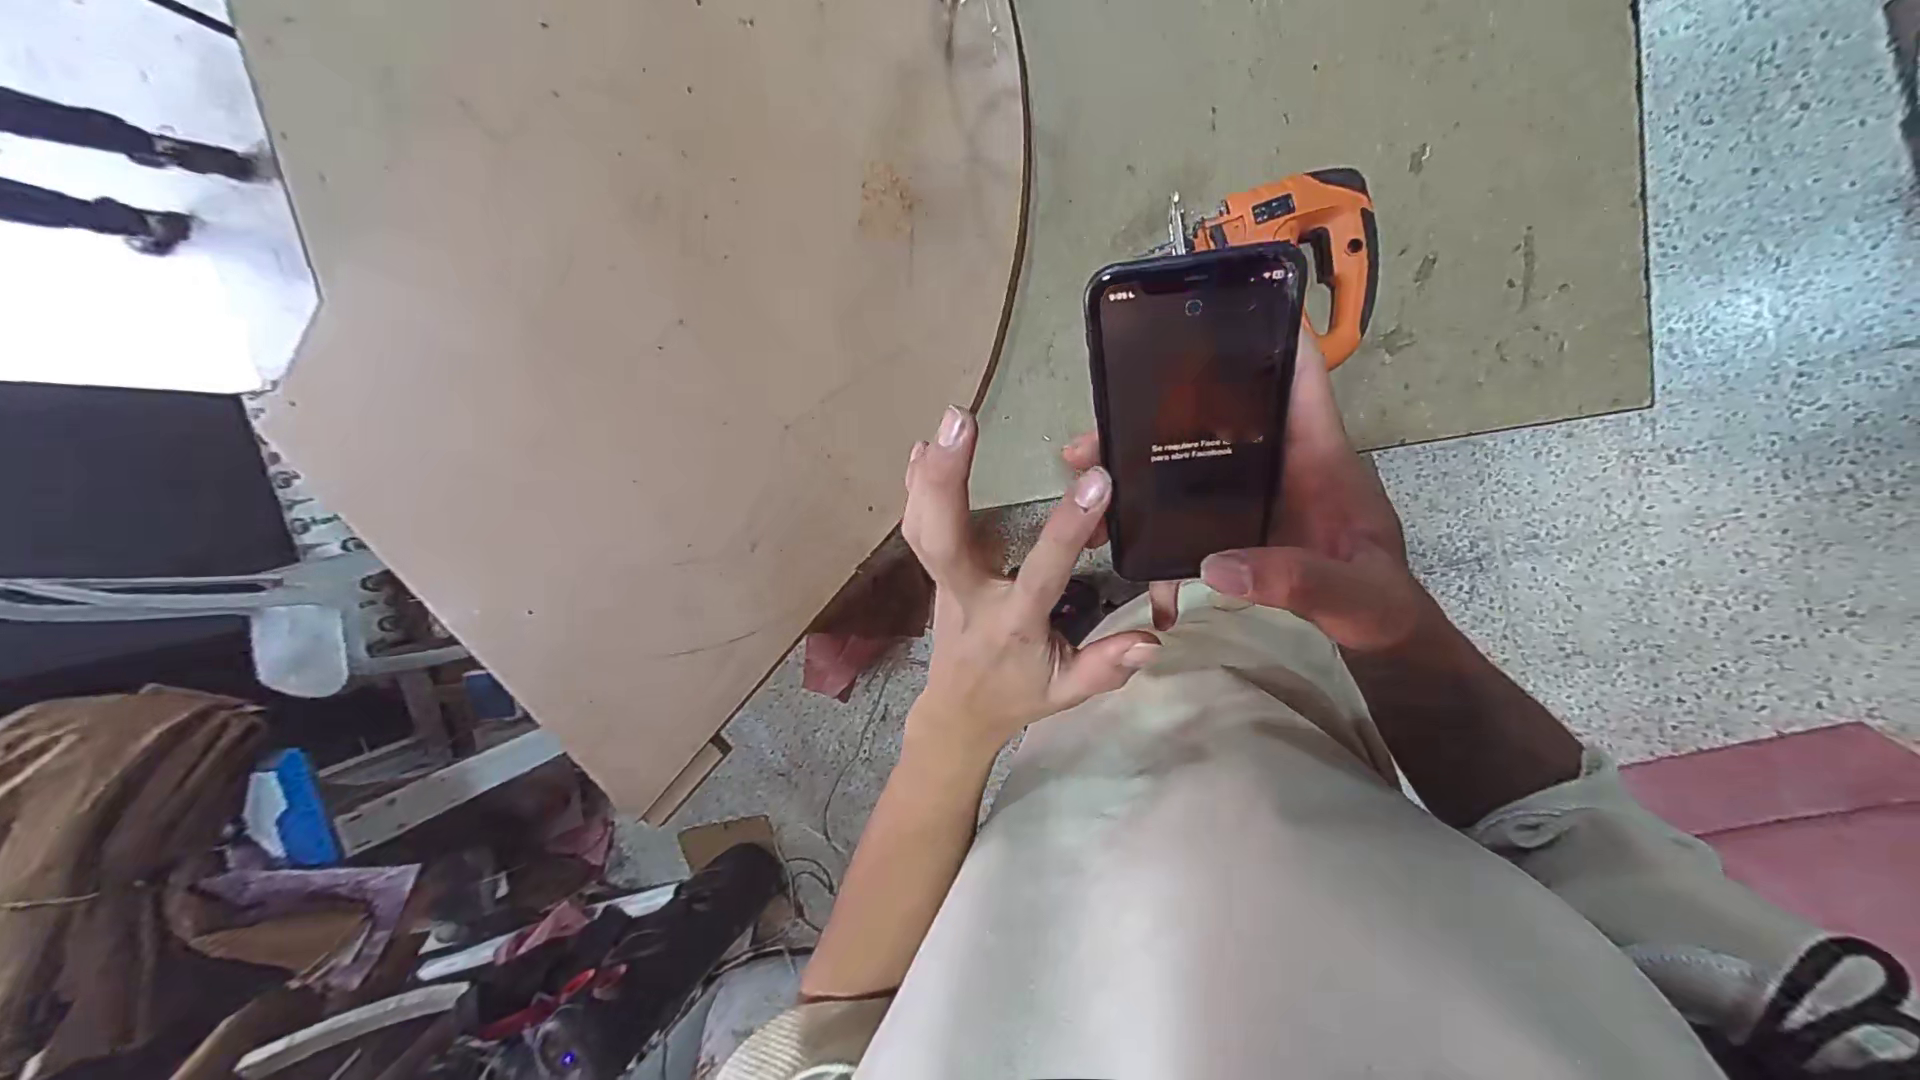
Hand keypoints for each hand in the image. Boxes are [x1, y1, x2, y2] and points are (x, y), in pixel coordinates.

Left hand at [902, 406, 1161, 756]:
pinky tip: (920, 450)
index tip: (1095, 480)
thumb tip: (1151, 642)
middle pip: (943, 540)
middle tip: (959, 421)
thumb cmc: (1017, 694)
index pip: (1042, 572)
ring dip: (928, 474)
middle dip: (946, 479)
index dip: (1068, 529)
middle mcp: (970, 597)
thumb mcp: (1067, 691)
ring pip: (922, 529)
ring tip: (946, 421)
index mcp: (1012, 622)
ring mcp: (943, 584)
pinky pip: (918, 529)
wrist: (959, 710)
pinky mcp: (933, 574)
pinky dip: (916, 487)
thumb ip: (1105, 667)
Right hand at [1062, 331, 1432, 651]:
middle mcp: (1278, 461)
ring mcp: (1251, 492)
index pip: (1297, 374)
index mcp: (1317, 455)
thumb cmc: (1380, 604)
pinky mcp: (1233, 523)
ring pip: (1188, 455)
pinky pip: (1182, 500)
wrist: (1376, 636)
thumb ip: (1298, 580)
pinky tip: (1113, 518)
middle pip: (1216, 411)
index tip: (1212, 312)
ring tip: (1089, 465)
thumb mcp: (1352, 595)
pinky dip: (1147, 504)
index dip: (1266, 333)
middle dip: (1157, 407)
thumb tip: (1214, 567)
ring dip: (1139, 457)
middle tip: (1102, 421)